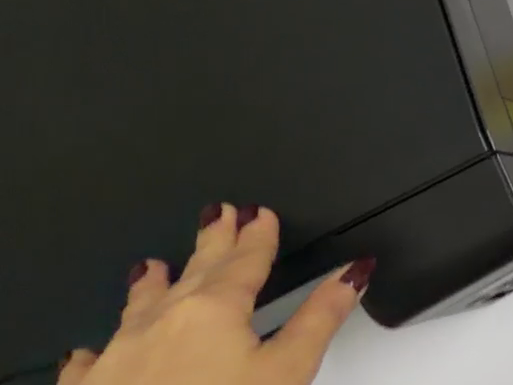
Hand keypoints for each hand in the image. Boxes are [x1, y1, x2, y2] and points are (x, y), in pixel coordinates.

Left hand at [58, 204, 372, 384]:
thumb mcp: (287, 369)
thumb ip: (322, 316)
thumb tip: (354, 272)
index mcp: (214, 310)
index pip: (245, 260)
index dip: (257, 234)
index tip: (260, 213)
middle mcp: (161, 324)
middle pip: (194, 273)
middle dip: (210, 242)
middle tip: (217, 213)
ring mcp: (114, 362)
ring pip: (138, 310)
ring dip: (151, 286)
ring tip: (151, 266)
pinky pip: (86, 366)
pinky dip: (93, 352)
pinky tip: (86, 350)